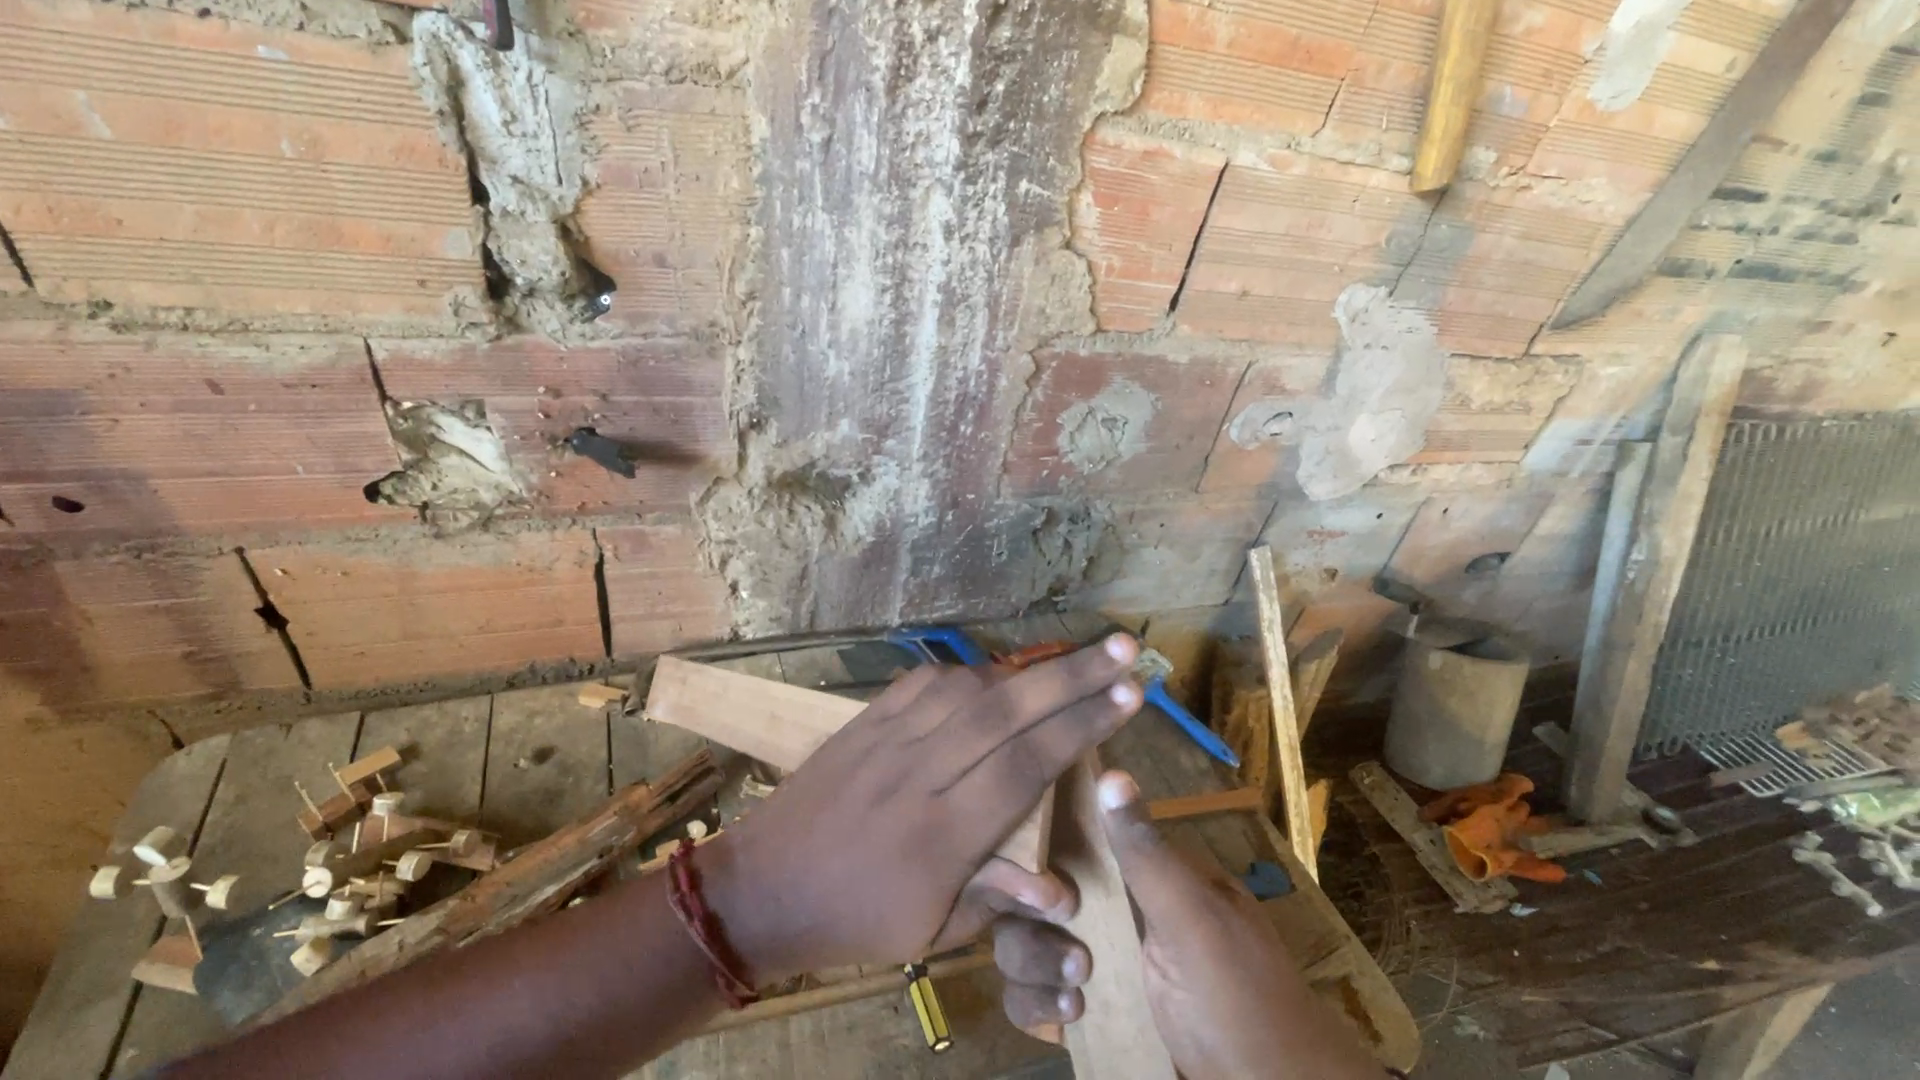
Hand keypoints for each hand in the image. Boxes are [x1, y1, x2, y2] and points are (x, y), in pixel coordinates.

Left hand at [699, 636, 1143, 982]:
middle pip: (1007, 711)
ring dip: (1026, 672)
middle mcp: (919, 773)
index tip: (1128, 697)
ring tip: (1074, 665)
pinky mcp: (864, 722)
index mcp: (942, 833)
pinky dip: (969, 674)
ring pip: (969, 689)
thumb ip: (997, 896)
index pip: (1026, 764)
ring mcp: (888, 740)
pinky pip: (925, 683)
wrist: (763, 887)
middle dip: (1073, 676)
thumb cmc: (858, 919)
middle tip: (1124, 648)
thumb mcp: (932, 932)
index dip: (1081, 725)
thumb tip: (1063, 886)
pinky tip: (996, 675)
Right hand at [993, 771, 1382, 1079]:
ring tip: (1077, 996)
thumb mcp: (1197, 921)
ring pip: (1019, 944)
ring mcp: (1091, 957)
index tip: (1051, 898)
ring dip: (1033, 970)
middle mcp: (1105, 905)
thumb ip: (1147, 855)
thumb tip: (1111, 773)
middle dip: (1034, 932)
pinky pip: (1029, 994)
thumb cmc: (1241, 995)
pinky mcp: (1083, 1005)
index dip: (1036, 864)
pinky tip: (1070, 1017)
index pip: (1061, 842)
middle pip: (1026, 898)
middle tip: (1078, 962)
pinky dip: (1034, 1004)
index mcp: (1135, 871)